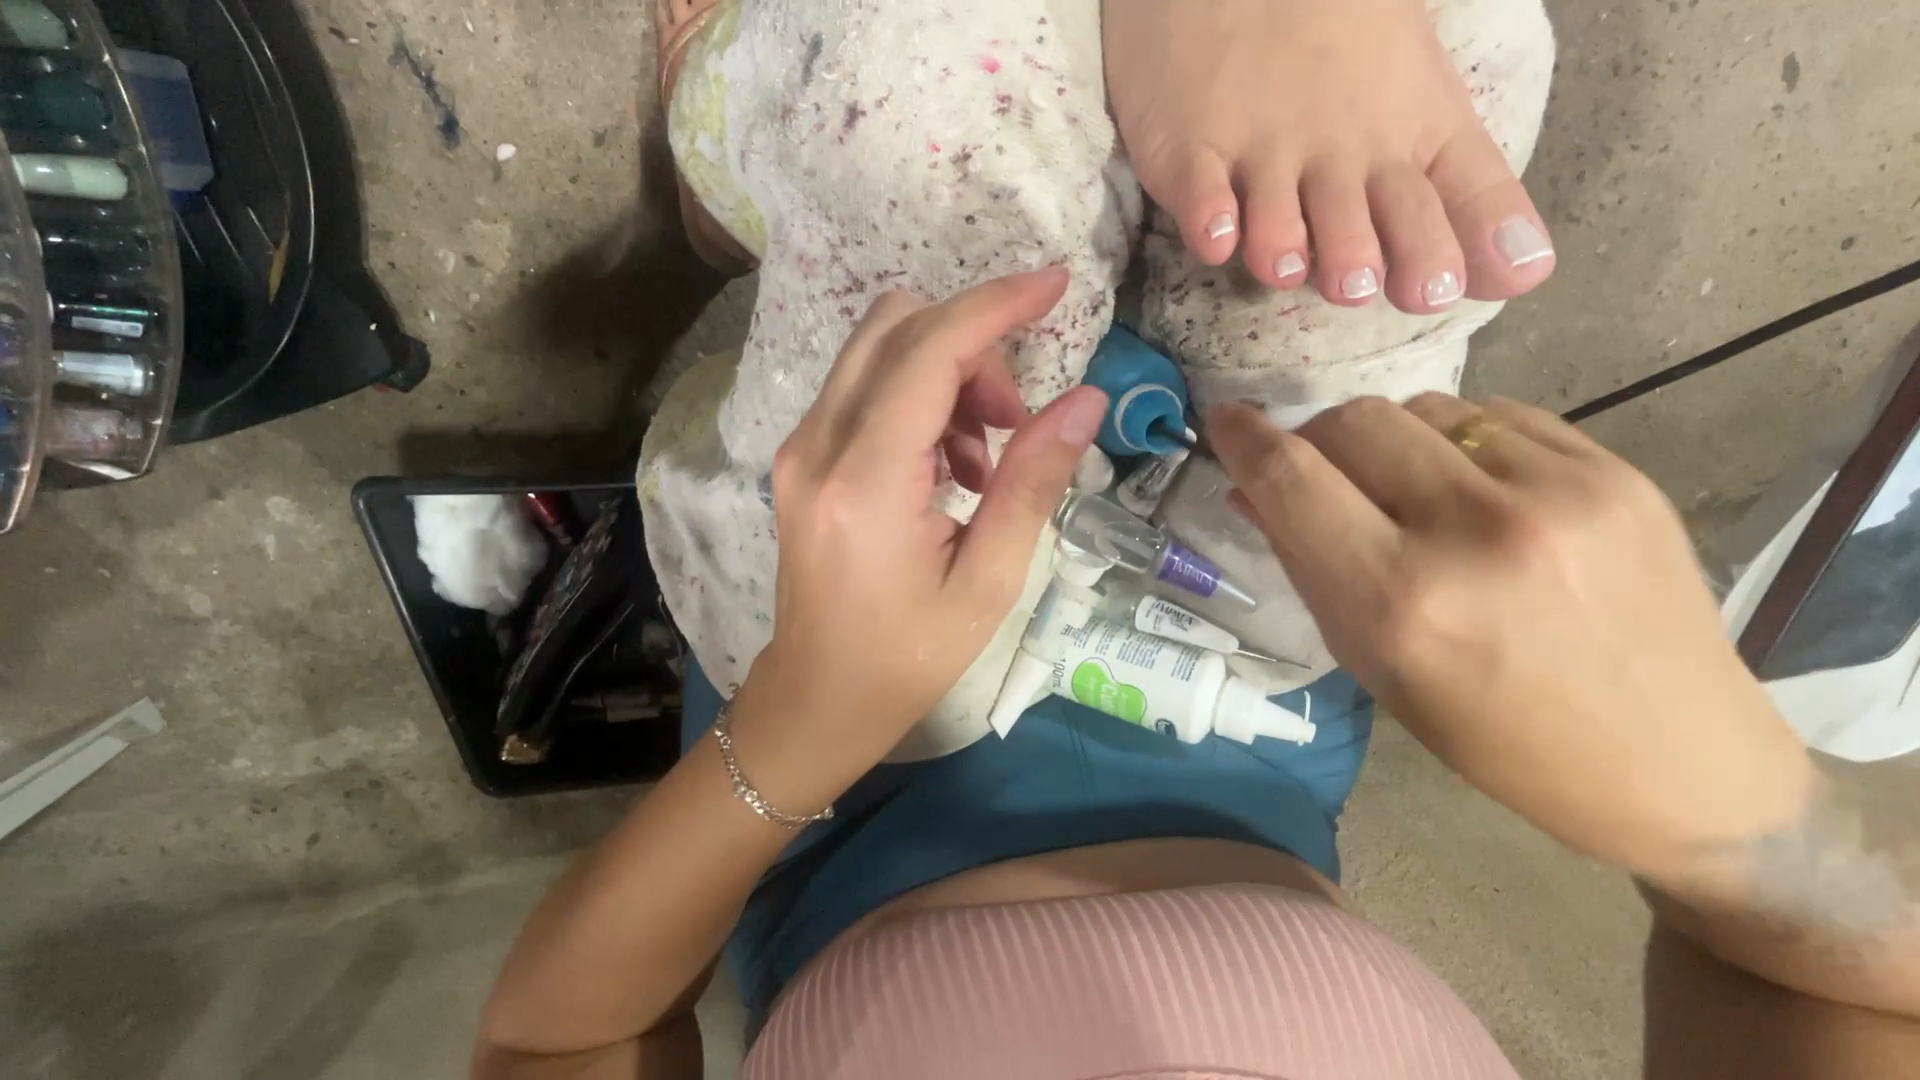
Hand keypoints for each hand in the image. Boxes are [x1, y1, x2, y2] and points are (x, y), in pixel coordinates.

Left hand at [732, 269, 1106, 803]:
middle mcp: (817, 446)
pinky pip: (863, 386)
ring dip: (946, 372)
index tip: (1056, 285)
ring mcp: (800, 447)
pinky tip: (947, 466)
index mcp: (866, 482)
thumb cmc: (908, 657)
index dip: (997, 306)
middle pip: (896, 327)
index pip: (929, 350)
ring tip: (984, 457)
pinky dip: (917, 397)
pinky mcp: (801, 457)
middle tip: (1016, 418)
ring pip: (877, 349)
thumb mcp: (989, 582)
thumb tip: (1086, 400)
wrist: (818, 696)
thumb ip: (1031, 483)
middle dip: (972, 344)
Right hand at [1103, 0, 1555, 310]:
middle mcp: (1346, 152)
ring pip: (1282, 216)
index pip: (1464, 191)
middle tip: (1366, 283)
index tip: (1498, 279)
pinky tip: (1216, 236)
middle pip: (1377, 213)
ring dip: (1286, 246)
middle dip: (1385, 255)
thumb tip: (1523, 272)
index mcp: (1412, 133)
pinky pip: (1203, 193)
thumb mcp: (1416, 97)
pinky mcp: (1195, 154)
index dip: (1481, 238)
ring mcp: (1267, 151)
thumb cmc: (1333, 44)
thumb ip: (1457, 188)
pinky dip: (1209, 218)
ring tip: (1286, 267)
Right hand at [1208, 394, 1815, 878]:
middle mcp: (1474, 532)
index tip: (1224, 422)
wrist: (1674, 762)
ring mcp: (1556, 492)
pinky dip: (1457, 442)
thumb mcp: (1375, 667)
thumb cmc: (1496, 739)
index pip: (1291, 480)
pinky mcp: (1615, 472)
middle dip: (1314, 439)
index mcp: (1401, 603)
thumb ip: (1308, 568)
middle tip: (1318, 472)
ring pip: (1422, 408)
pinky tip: (1474, 489)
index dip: (1243, 439)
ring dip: (1387, 440)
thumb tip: (1252, 490)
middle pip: (1352, 421)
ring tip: (1405, 488)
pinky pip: (1493, 416)